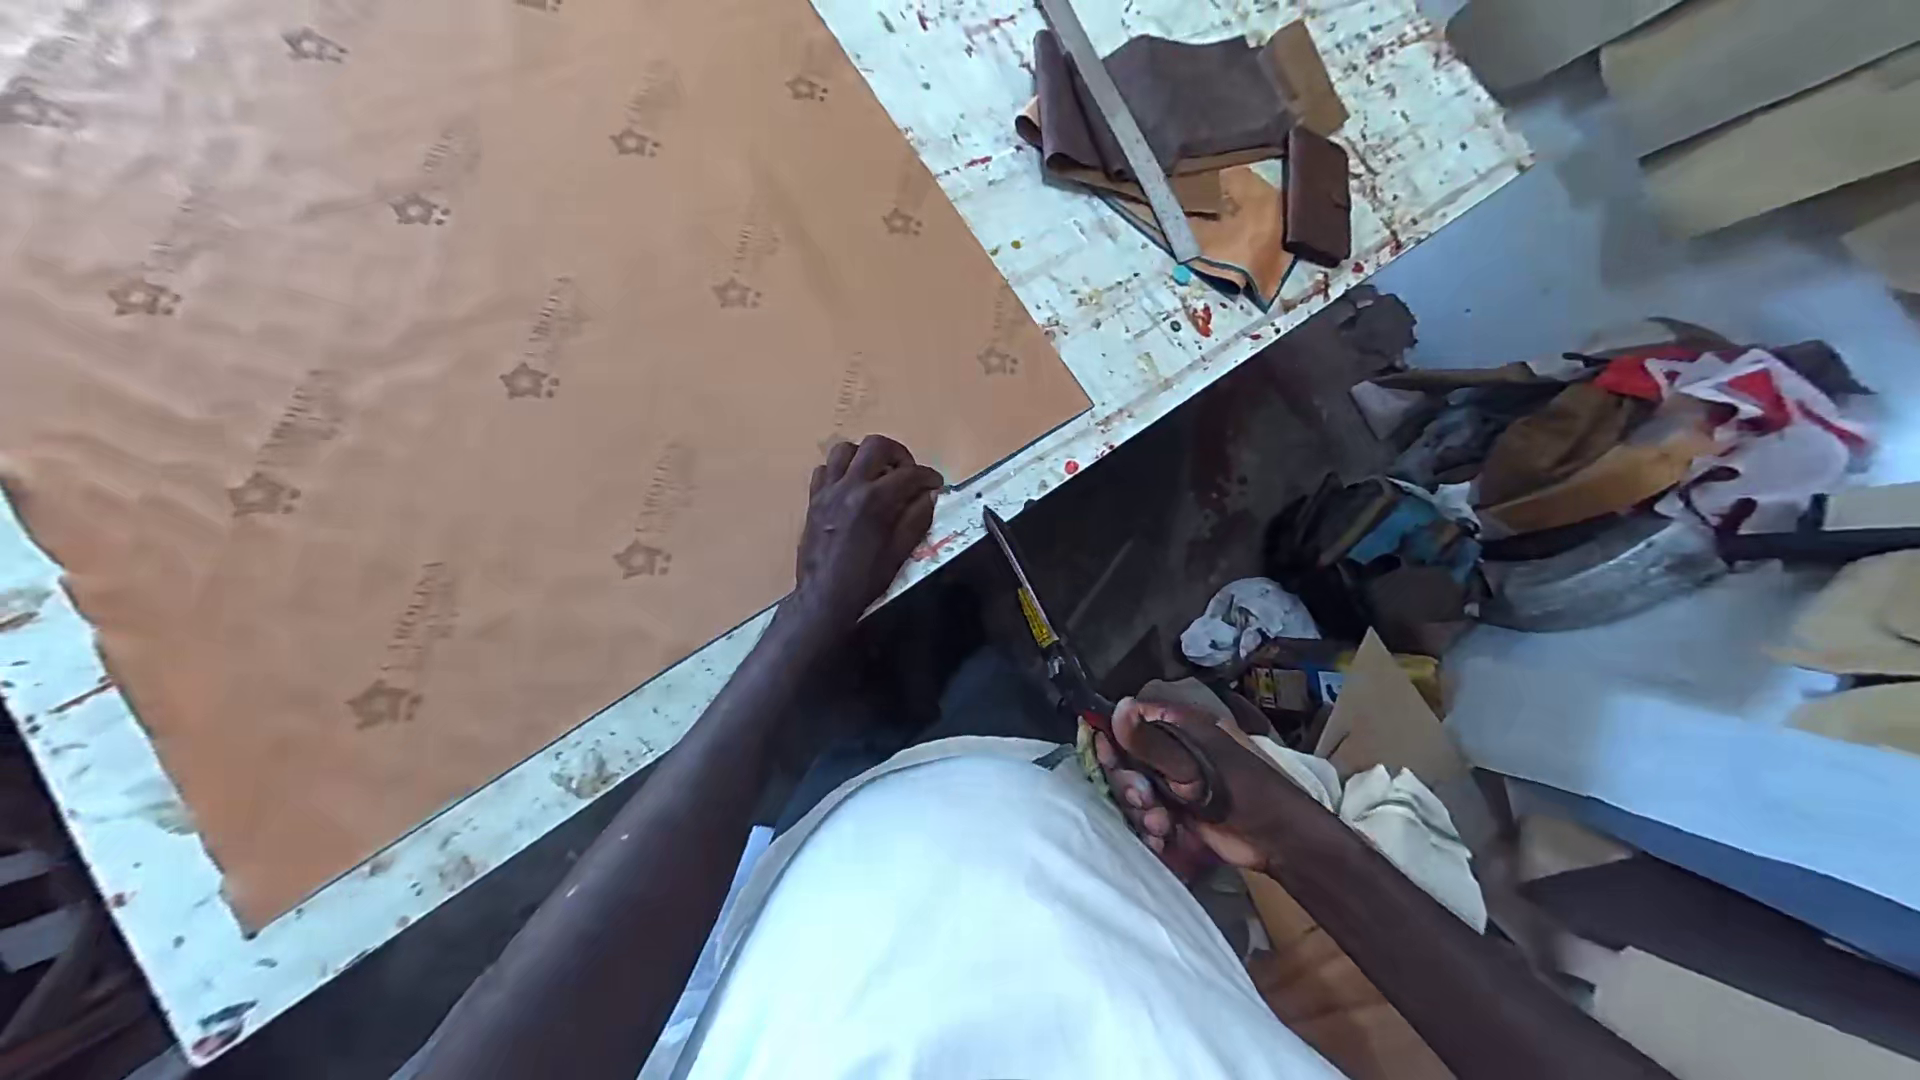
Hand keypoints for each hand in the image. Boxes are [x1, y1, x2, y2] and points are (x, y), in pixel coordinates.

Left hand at [786, 435, 942, 638]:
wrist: (825, 596)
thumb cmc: (866, 579)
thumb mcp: (900, 551)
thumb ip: (917, 518)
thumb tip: (930, 496)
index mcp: (874, 500)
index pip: (908, 474)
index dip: (927, 476)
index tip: (935, 483)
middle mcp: (849, 487)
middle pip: (876, 445)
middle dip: (898, 453)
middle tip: (907, 472)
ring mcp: (828, 491)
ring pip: (845, 449)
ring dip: (866, 456)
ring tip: (877, 474)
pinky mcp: (813, 499)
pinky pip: (824, 469)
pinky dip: (840, 470)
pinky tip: (851, 486)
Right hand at [1094, 698, 1322, 876]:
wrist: (1278, 840)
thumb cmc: (1242, 789)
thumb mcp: (1194, 764)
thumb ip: (1150, 742)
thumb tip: (1117, 707)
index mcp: (1176, 725)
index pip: (1128, 721)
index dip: (1112, 738)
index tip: (1105, 754)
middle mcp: (1168, 750)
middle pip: (1124, 761)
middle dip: (1129, 784)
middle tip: (1145, 798)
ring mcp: (1170, 782)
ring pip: (1132, 792)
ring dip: (1141, 810)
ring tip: (1163, 823)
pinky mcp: (1174, 812)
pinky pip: (1145, 816)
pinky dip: (1150, 829)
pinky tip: (1164, 838)